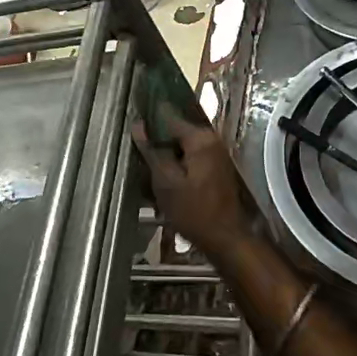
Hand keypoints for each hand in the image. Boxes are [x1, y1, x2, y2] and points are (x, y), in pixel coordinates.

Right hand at [131, 104, 252, 255]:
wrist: (224, 238)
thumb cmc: (192, 211)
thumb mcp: (165, 182)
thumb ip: (151, 151)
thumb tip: (137, 124)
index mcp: (200, 138)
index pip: (168, 116)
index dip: (148, 120)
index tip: (132, 125)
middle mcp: (212, 139)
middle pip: (176, 131)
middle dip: (157, 140)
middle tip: (138, 154)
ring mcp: (217, 153)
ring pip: (183, 145)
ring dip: (166, 154)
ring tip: (149, 169)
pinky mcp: (217, 166)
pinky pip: (191, 156)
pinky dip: (177, 163)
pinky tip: (165, 178)